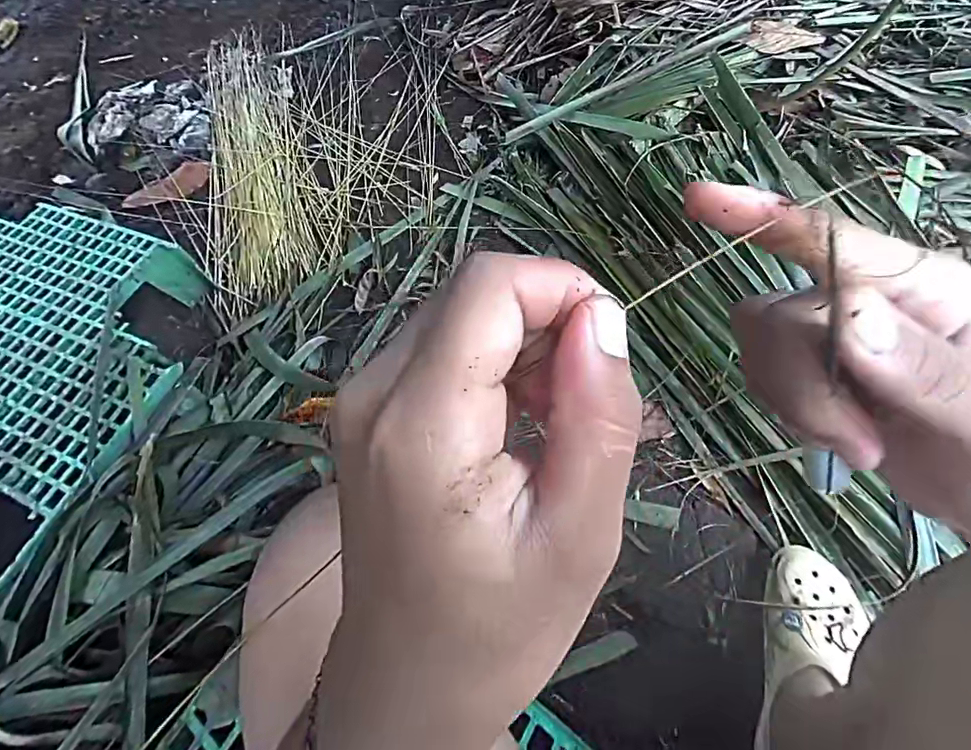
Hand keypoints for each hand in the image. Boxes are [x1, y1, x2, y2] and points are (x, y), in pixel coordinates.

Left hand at [318, 254, 638, 749]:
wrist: (403, 685)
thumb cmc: (498, 627)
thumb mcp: (579, 537)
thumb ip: (600, 418)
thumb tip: (603, 316)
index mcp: (421, 423)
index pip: (489, 284)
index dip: (561, 288)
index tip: (605, 345)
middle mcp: (376, 387)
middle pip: (477, 290)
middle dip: (549, 319)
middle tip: (581, 400)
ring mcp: (365, 390)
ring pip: (465, 307)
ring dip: (528, 340)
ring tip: (552, 419)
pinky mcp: (372, 399)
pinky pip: (448, 337)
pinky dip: (499, 356)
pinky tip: (518, 418)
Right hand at [683, 182, 970, 552]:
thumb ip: (931, 372)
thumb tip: (848, 316)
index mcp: (924, 285)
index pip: (831, 239)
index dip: (761, 215)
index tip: (699, 198)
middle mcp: (871, 295)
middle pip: (784, 310)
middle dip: (805, 382)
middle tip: (860, 444)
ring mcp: (839, 334)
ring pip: (763, 341)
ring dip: (797, 401)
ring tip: (863, 448)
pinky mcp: (816, 371)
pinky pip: (764, 373)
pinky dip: (790, 412)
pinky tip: (844, 440)